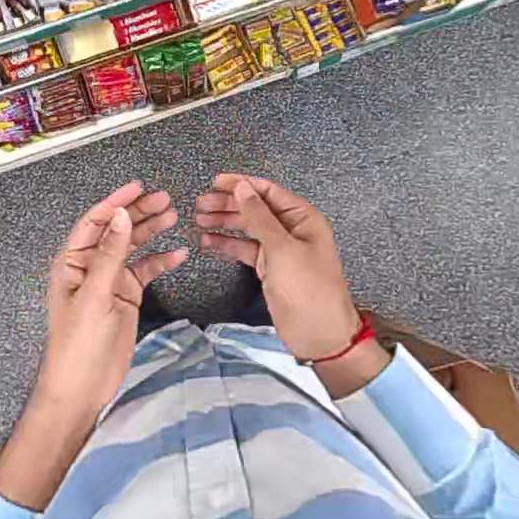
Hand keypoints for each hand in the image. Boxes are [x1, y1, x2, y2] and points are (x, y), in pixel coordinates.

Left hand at [0, 183, 185, 510]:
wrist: (84, 387)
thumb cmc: (79, 341)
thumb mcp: (95, 293)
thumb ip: (110, 253)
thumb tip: (121, 215)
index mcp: (73, 261)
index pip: (95, 222)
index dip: (115, 202)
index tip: (138, 187)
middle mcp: (91, 266)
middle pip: (117, 230)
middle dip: (138, 213)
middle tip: (165, 199)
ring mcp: (110, 281)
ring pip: (133, 247)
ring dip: (151, 231)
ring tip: (174, 215)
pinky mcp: (126, 296)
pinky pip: (145, 271)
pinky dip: (161, 261)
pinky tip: (179, 253)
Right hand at [193, 174, 388, 395]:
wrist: (320, 336)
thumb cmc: (306, 287)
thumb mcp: (282, 248)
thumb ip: (259, 216)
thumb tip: (242, 187)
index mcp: (302, 218)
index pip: (268, 191)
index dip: (242, 184)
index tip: (215, 182)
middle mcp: (291, 229)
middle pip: (255, 208)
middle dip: (228, 204)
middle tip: (200, 204)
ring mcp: (280, 249)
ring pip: (248, 228)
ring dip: (224, 223)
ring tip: (198, 220)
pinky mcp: (269, 268)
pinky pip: (245, 249)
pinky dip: (227, 245)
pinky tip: (207, 241)